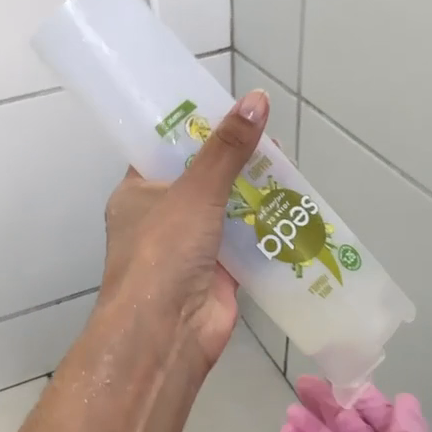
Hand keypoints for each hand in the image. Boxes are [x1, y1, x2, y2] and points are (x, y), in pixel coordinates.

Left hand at [93, 88, 268, 376]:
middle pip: (201, 179)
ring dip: (254, 193)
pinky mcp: (219, 273)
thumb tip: (257, 100)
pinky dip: (266, 227)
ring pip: (227, 210)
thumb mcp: (195, 191)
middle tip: (268, 138)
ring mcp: (190, 248)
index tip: (227, 111)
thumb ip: (227, 149)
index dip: (194, 130)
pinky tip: (294, 207)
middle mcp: (160, 218)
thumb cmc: (163, 254)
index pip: (163, 150)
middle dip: (234, 161)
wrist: (167, 332)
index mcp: (137, 193)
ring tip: (286, 165)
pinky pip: (245, 242)